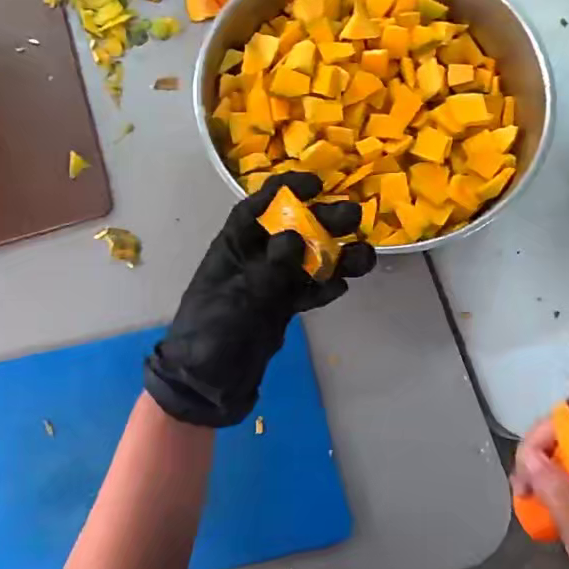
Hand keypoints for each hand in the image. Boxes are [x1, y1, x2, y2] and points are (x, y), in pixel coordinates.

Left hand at [145, 172, 375, 426]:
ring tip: (365, 256)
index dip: (285, 189)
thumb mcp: (236, 300)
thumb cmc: (209, 336)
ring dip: (335, 255)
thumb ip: (267, 270)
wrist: (204, 385)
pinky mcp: (279, 309)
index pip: (258, 208)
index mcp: (233, 248)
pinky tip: (343, 286)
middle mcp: (253, 261)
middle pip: (292, 230)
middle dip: (322, 221)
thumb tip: (294, 237)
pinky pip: (308, 291)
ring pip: (307, 261)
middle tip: (354, 218)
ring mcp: (268, 285)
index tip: (316, 183)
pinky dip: (325, 287)